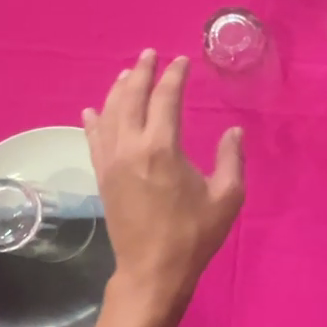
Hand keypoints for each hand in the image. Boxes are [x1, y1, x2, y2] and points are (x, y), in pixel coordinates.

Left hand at [82, 49, 244, 326]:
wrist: (153, 271)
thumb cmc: (194, 234)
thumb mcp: (227, 196)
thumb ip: (231, 158)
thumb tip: (234, 131)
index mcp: (162, 148)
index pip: (165, 99)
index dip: (174, 76)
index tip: (181, 61)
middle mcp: (131, 148)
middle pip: (130, 98)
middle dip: (141, 73)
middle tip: (150, 55)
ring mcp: (111, 162)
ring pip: (109, 114)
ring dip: (118, 90)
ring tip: (127, 74)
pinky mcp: (103, 177)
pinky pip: (94, 139)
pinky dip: (94, 120)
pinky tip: (93, 109)